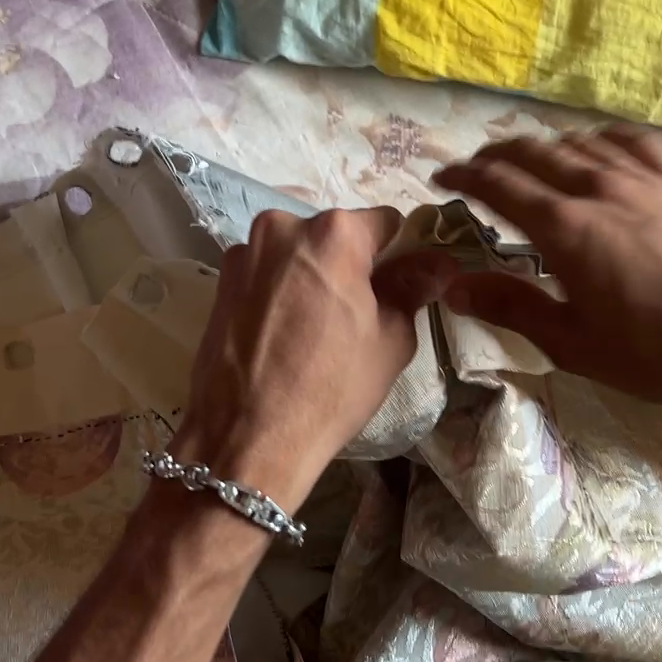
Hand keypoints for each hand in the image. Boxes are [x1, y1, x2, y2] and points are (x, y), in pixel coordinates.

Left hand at [166, 208, 455, 515]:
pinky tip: (282, 331)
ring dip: (313, 273)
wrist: (245, 438)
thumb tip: (439, 262)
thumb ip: (414, 286)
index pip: (387, 222)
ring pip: (299, 251)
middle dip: (352, 262)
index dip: (400, 253)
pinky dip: (281, 288)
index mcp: (335, 233)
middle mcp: (285, 225)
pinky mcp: (221, 278)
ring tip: (314, 326)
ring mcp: (247, 250)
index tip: (400, 285)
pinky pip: (268, 271)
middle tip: (357, 313)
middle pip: (338, 234)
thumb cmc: (330, 389)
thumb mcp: (391, 339)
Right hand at [431, 128, 661, 427]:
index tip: (442, 176)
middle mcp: (598, 188)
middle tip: (477, 169)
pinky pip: (633, 142)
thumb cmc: (654, 355)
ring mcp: (643, 180)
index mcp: (564, 227)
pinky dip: (601, 139)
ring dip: (543, 147)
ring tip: (530, 163)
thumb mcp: (570, 342)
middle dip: (495, 155)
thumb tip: (453, 287)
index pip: (497, 184)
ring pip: (578, 142)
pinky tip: (597, 149)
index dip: (462, 175)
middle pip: (532, 152)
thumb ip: (509, 306)